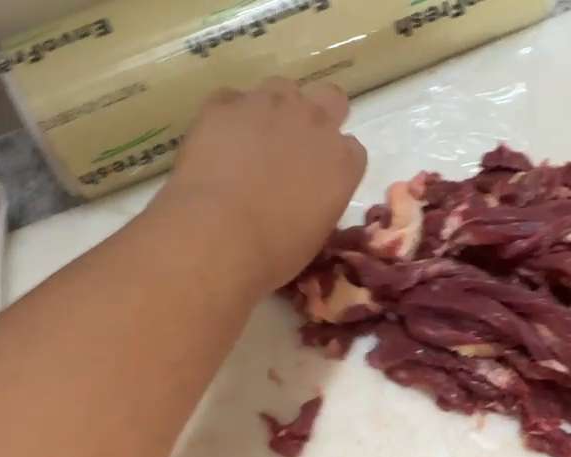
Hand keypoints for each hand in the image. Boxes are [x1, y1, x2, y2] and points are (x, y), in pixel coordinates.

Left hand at [156, 77, 367, 290]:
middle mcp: (314, 123)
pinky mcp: (226, 103)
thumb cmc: (274, 253)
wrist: (218, 235)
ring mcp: (270, 105)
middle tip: (297, 146)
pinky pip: (234, 99)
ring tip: (256, 140)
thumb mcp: (314, 236)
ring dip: (276, 109)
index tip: (321, 178)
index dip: (335, 161)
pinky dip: (232, 116)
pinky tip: (221, 143)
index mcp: (342, 163)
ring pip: (283, 88)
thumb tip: (306, 199)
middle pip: (330, 99)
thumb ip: (320, 203)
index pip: (352, 149)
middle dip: (319, 116)